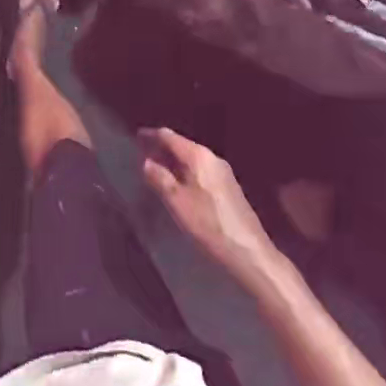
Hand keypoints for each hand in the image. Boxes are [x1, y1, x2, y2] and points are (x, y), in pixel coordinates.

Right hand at [139, 128, 279, 288]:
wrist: (248, 250)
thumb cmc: (209, 224)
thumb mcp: (178, 202)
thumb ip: (160, 179)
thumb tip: (146, 161)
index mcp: (199, 156)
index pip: (170, 137)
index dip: (152, 135)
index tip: (137, 135)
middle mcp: (212, 157)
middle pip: (182, 145)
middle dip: (162, 148)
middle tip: (142, 153)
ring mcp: (222, 172)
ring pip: (191, 159)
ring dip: (173, 161)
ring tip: (156, 167)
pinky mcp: (228, 186)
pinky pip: (200, 170)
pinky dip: (185, 171)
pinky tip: (178, 183)